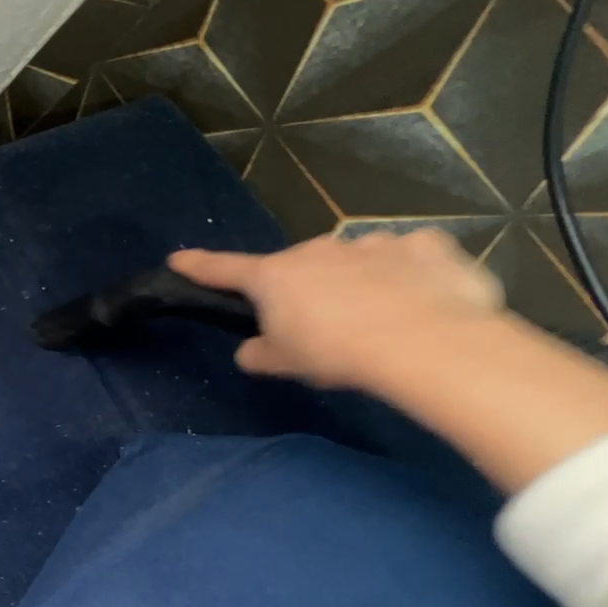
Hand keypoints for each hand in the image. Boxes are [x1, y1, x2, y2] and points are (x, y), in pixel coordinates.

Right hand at [170, 229, 505, 389]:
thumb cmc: (337, 352)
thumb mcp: (283, 363)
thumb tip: (253, 348)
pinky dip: (407, 271)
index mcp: (272, 277)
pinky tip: (419, 295)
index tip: (177, 259)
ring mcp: (373, 243)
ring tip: (377, 313)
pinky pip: (407, 256)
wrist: (430, 345)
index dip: (196, 266)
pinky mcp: (427, 246)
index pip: (221, 269)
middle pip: (298, 266)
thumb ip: (259, 352)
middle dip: (302, 285)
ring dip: (355, 278)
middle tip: (318, 321)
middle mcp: (316, 250)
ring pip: (353, 259)